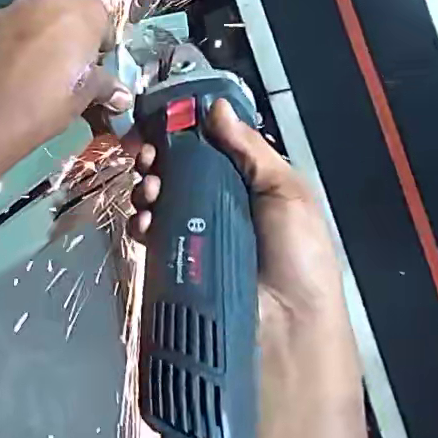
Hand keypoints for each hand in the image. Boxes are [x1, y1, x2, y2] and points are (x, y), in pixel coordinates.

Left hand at [0, 0, 130, 143]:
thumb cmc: (52, 97)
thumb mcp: (86, 94)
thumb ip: (106, 86)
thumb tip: (122, 96)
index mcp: (84, 11)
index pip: (103, 18)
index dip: (101, 42)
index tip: (95, 65)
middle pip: (69, 11)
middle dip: (71, 33)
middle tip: (68, 64)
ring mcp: (17, 5)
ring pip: (39, 15)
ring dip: (43, 32)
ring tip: (37, 65)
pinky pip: (13, 24)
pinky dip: (17, 38)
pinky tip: (13, 64)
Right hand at [128, 99, 356, 391]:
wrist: (286, 330)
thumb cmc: (297, 255)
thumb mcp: (288, 193)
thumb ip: (250, 148)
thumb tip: (216, 106)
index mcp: (246, 183)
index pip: (207, 147)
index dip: (184, 131)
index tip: (162, 121)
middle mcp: (217, 203)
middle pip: (177, 168)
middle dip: (157, 155)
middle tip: (146, 156)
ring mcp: (193, 232)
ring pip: (159, 196)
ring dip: (147, 185)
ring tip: (149, 191)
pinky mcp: (174, 260)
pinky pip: (149, 231)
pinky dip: (141, 220)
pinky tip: (143, 219)